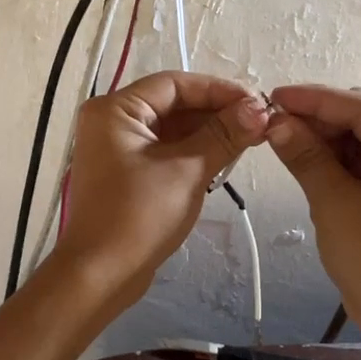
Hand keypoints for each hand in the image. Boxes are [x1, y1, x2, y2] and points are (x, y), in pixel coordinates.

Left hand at [52, 72, 269, 308]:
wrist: (100, 275)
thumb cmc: (139, 216)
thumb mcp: (187, 171)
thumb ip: (224, 135)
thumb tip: (260, 108)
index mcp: (114, 110)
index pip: (174, 84)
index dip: (218, 90)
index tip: (257, 101)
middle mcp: (110, 122)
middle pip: (172, 104)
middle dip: (216, 112)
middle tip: (260, 121)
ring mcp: (115, 149)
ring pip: (170, 128)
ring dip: (208, 132)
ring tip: (250, 138)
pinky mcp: (125, 173)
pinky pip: (164, 150)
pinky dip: (193, 151)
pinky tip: (226, 157)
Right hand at [265, 84, 360, 338]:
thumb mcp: (336, 204)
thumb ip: (307, 157)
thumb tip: (274, 121)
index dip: (315, 99)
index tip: (272, 95)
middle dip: (315, 119)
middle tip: (269, 122)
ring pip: (355, 138)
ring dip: (319, 139)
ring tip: (277, 138)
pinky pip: (357, 161)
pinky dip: (329, 159)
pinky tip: (299, 157)